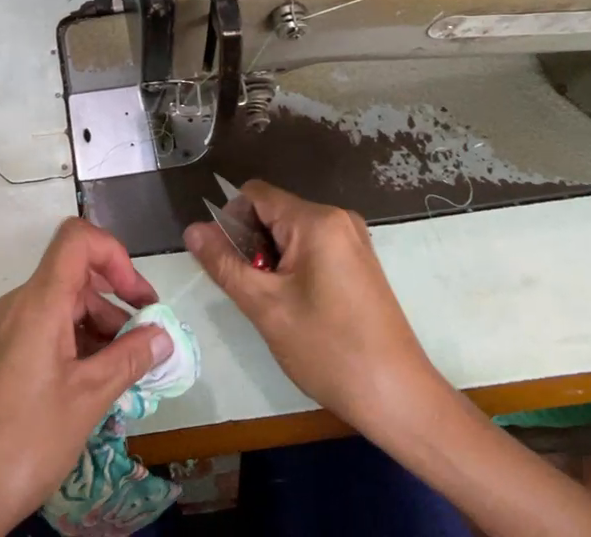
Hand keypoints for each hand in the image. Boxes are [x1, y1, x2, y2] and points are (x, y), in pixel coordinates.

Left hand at [0, 218, 174, 535]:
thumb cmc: (27, 437)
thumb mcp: (88, 398)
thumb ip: (129, 360)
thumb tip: (162, 337)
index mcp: (38, 302)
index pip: (77, 240)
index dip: (115, 255)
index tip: (140, 299)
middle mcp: (20, 305)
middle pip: (75, 275)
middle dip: (117, 300)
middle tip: (146, 343)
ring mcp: (8, 330)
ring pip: (63, 305)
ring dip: (101, 327)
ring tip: (127, 371)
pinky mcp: (3, 355)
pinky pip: (47, 330)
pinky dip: (78, 343)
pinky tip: (97, 382)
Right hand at [184, 181, 451, 436]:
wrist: (398, 396)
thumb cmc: (327, 349)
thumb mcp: (265, 306)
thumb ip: (224, 263)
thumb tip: (192, 229)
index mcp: (317, 221)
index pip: (254, 194)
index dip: (229, 221)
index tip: (225, 263)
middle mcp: (338, 219)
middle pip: (273, 212)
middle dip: (250, 243)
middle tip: (249, 290)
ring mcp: (353, 241)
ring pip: (290, 233)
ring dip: (270, 259)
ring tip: (272, 303)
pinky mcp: (359, 263)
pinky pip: (312, 248)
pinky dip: (292, 267)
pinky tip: (295, 306)